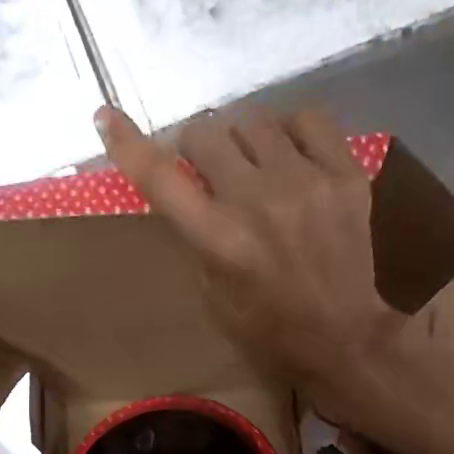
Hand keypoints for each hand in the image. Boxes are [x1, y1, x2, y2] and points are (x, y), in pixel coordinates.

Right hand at [94, 103, 406, 423]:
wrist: (341, 336)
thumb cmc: (265, 326)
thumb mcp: (211, 292)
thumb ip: (196, 234)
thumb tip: (188, 182)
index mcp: (219, 241)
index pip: (160, 177)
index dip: (127, 143)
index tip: (106, 118)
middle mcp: (259, 203)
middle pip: (205, 134)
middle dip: (195, 148)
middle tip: (208, 169)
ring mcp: (308, 184)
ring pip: (254, 120)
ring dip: (241, 138)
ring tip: (254, 164)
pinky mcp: (346, 176)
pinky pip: (309, 119)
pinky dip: (290, 131)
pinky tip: (290, 155)